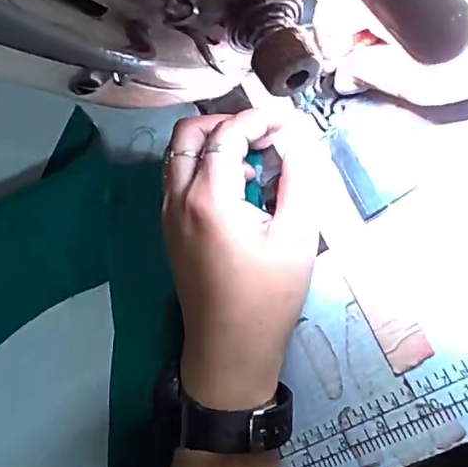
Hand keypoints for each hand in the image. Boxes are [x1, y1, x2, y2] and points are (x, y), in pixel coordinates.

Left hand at [162, 110, 319, 411]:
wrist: (230, 348)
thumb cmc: (268, 296)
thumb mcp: (298, 236)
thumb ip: (299, 181)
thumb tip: (296, 143)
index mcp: (208, 198)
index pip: (227, 133)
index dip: (260, 118)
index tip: (289, 119)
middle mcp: (177, 199)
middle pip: (189, 133)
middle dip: (229, 121)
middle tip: (267, 132)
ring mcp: (168, 215)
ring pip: (179, 154)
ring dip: (214, 142)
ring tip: (256, 155)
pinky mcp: (171, 229)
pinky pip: (180, 178)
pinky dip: (205, 165)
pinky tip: (240, 185)